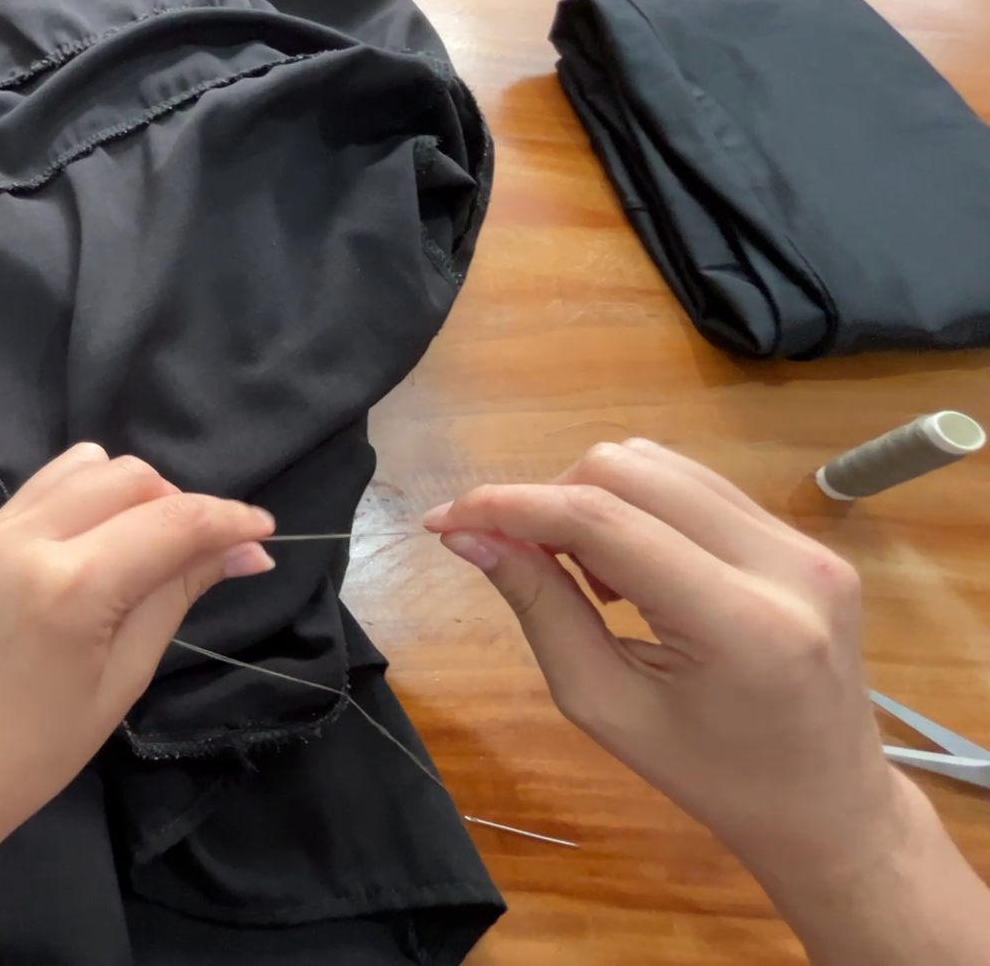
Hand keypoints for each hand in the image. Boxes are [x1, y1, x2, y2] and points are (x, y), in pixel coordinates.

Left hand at [0, 442, 275, 857]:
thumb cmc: (32, 752)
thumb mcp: (121, 679)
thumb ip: (177, 595)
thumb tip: (243, 552)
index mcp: (70, 585)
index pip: (171, 521)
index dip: (228, 519)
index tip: (263, 530)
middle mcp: (25, 537)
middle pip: (128, 475)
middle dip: (177, 502)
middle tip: (197, 552)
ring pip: (83, 466)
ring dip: (130, 491)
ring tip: (143, 544)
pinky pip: (43, 487)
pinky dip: (84, 497)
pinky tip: (94, 542)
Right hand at [421, 439, 904, 868]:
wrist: (827, 805)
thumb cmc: (702, 770)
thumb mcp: (596, 698)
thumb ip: (535, 603)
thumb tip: (463, 534)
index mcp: (739, 622)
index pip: (597, 519)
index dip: (504, 506)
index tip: (441, 521)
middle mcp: (786, 563)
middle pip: (620, 470)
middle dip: (542, 501)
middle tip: (520, 560)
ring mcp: (817, 543)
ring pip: (649, 462)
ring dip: (584, 499)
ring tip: (582, 570)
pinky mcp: (807, 537)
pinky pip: (685, 481)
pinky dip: (625, 504)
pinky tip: (624, 561)